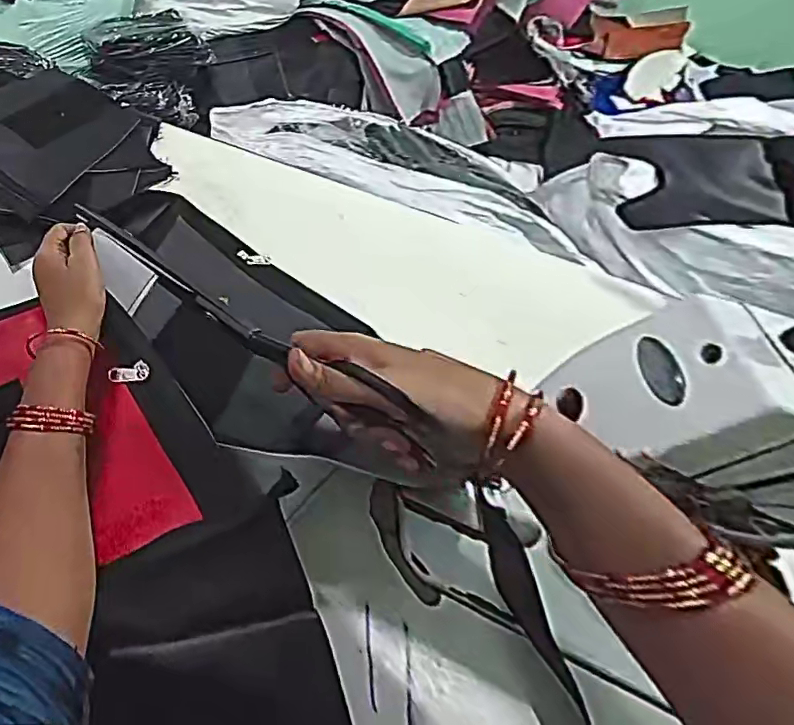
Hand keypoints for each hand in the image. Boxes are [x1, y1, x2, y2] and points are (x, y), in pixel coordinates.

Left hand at [33, 222, 104, 339]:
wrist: (75, 332)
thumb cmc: (78, 303)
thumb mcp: (86, 262)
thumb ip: (82, 239)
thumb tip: (81, 228)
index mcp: (45, 255)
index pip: (58, 227)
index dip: (77, 230)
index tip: (89, 239)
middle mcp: (41, 266)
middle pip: (60, 242)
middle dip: (78, 247)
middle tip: (90, 260)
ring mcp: (46, 279)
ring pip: (64, 258)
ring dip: (78, 262)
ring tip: (88, 274)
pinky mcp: (54, 290)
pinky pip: (65, 274)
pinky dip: (76, 276)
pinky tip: (84, 285)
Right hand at [276, 331, 509, 478]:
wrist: (507, 432)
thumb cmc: (455, 400)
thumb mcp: (383, 388)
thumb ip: (334, 378)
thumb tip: (293, 359)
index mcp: (363, 350)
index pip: (306, 346)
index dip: (292, 365)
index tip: (286, 387)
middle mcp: (372, 367)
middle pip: (325, 387)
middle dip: (340, 411)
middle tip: (362, 420)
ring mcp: (388, 393)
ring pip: (351, 414)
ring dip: (369, 432)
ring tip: (396, 439)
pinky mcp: (404, 416)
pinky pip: (377, 431)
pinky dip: (388, 443)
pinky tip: (407, 447)